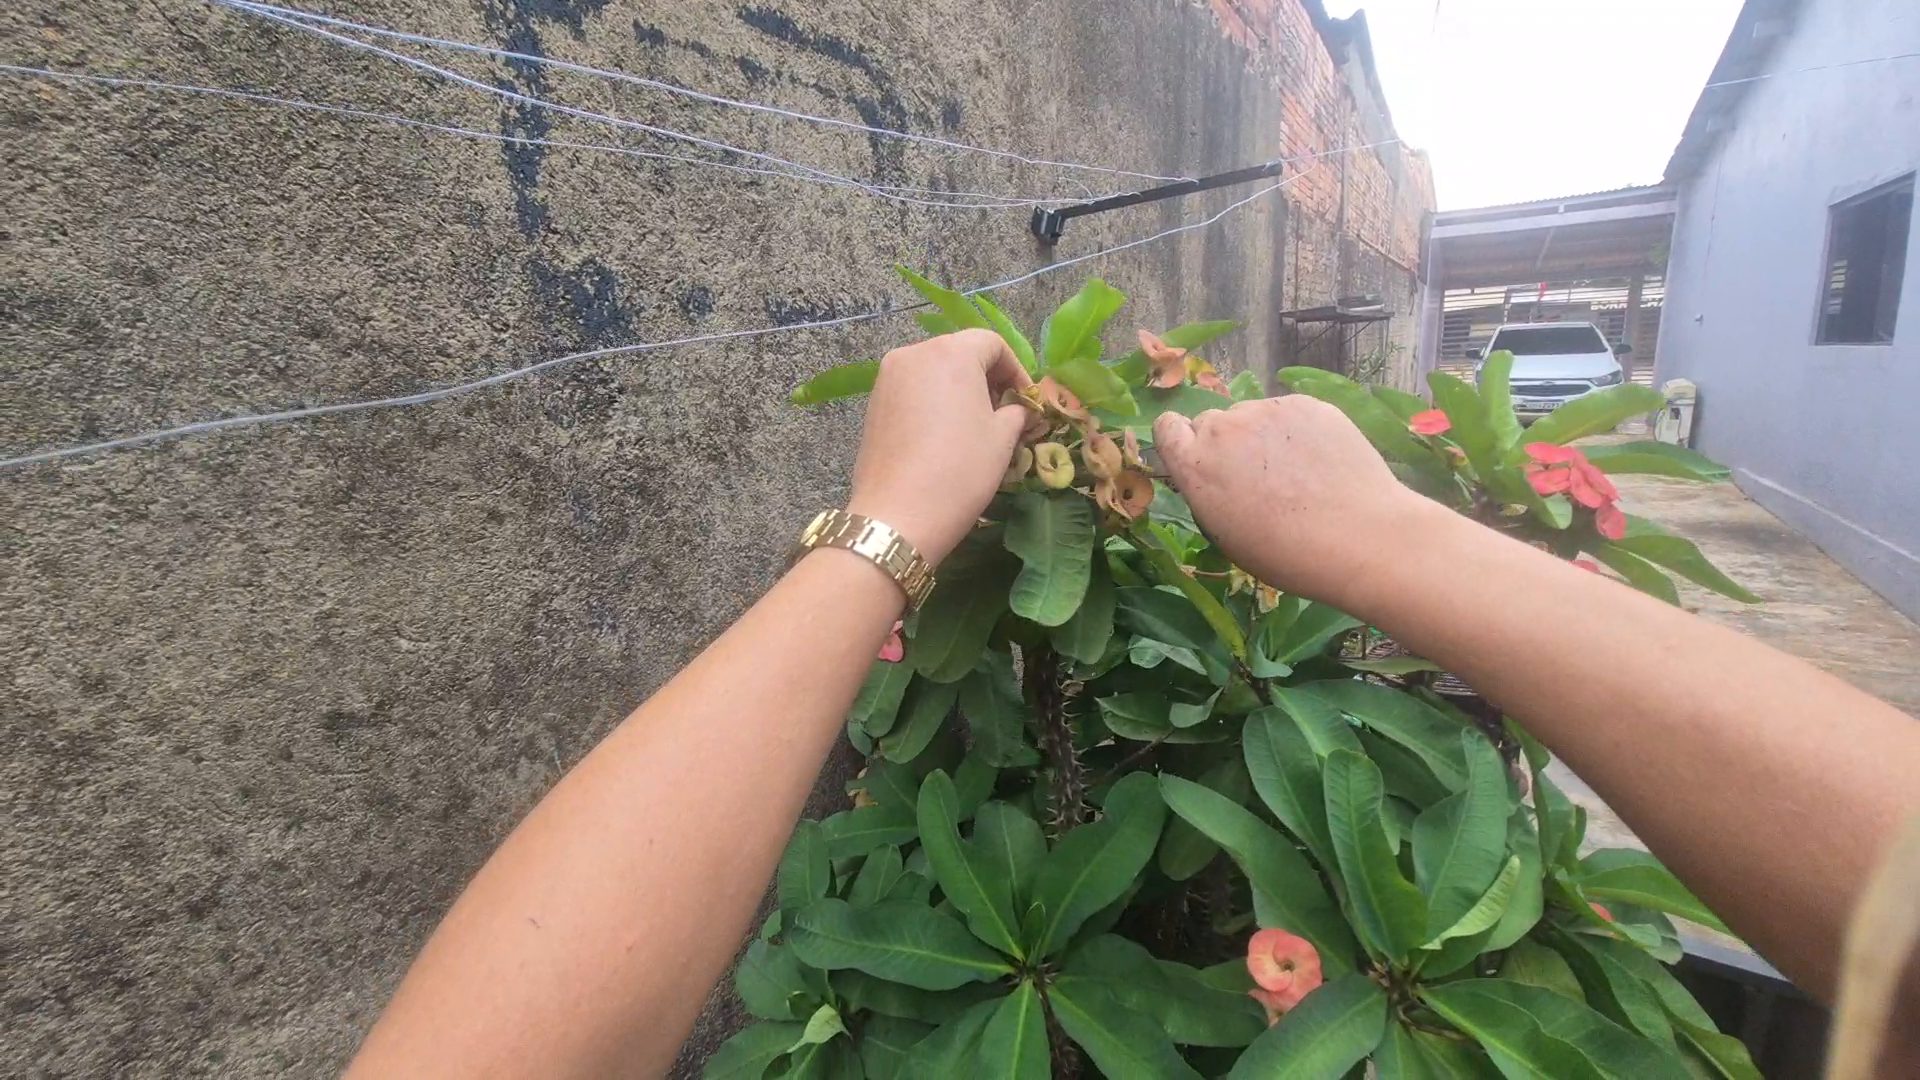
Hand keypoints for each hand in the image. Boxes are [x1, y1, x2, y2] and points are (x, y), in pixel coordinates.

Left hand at [846, 328, 1032, 566]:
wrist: (898, 515)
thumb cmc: (960, 470)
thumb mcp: (1002, 439)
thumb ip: (1015, 412)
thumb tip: (1018, 409)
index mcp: (950, 353)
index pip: (991, 343)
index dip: (1016, 370)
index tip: (1027, 401)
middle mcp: (913, 354)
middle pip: (959, 353)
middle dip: (986, 378)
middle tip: (1004, 413)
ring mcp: (887, 379)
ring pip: (933, 372)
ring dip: (958, 391)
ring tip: (974, 426)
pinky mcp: (873, 405)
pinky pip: (912, 392)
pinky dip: (933, 403)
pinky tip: (943, 436)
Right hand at [1154, 395, 1427, 614]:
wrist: (1360, 538)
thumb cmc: (1284, 553)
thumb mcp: (1223, 532)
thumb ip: (1205, 490)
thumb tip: (1212, 473)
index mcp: (1195, 465)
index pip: (1166, 427)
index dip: (1182, 441)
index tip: (1200, 461)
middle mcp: (1223, 428)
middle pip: (1210, 422)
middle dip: (1224, 443)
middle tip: (1253, 475)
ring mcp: (1267, 411)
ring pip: (1251, 416)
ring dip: (1260, 435)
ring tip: (1293, 470)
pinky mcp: (1306, 404)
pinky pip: (1287, 412)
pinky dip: (1294, 430)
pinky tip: (1317, 460)